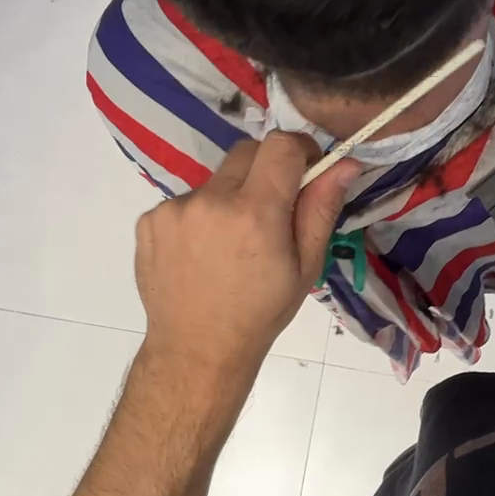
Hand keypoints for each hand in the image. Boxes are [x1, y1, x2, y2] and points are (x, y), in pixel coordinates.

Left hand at [134, 132, 358, 377]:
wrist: (197, 349)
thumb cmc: (262, 312)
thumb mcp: (305, 265)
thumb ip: (321, 208)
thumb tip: (346, 163)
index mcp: (255, 212)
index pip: (280, 146)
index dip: (300, 149)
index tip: (307, 168)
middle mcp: (211, 200)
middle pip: (247, 153)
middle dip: (267, 171)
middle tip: (273, 211)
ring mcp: (174, 208)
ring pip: (216, 180)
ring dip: (231, 198)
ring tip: (233, 244)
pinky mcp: (149, 220)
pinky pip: (186, 202)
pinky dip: (201, 217)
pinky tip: (204, 253)